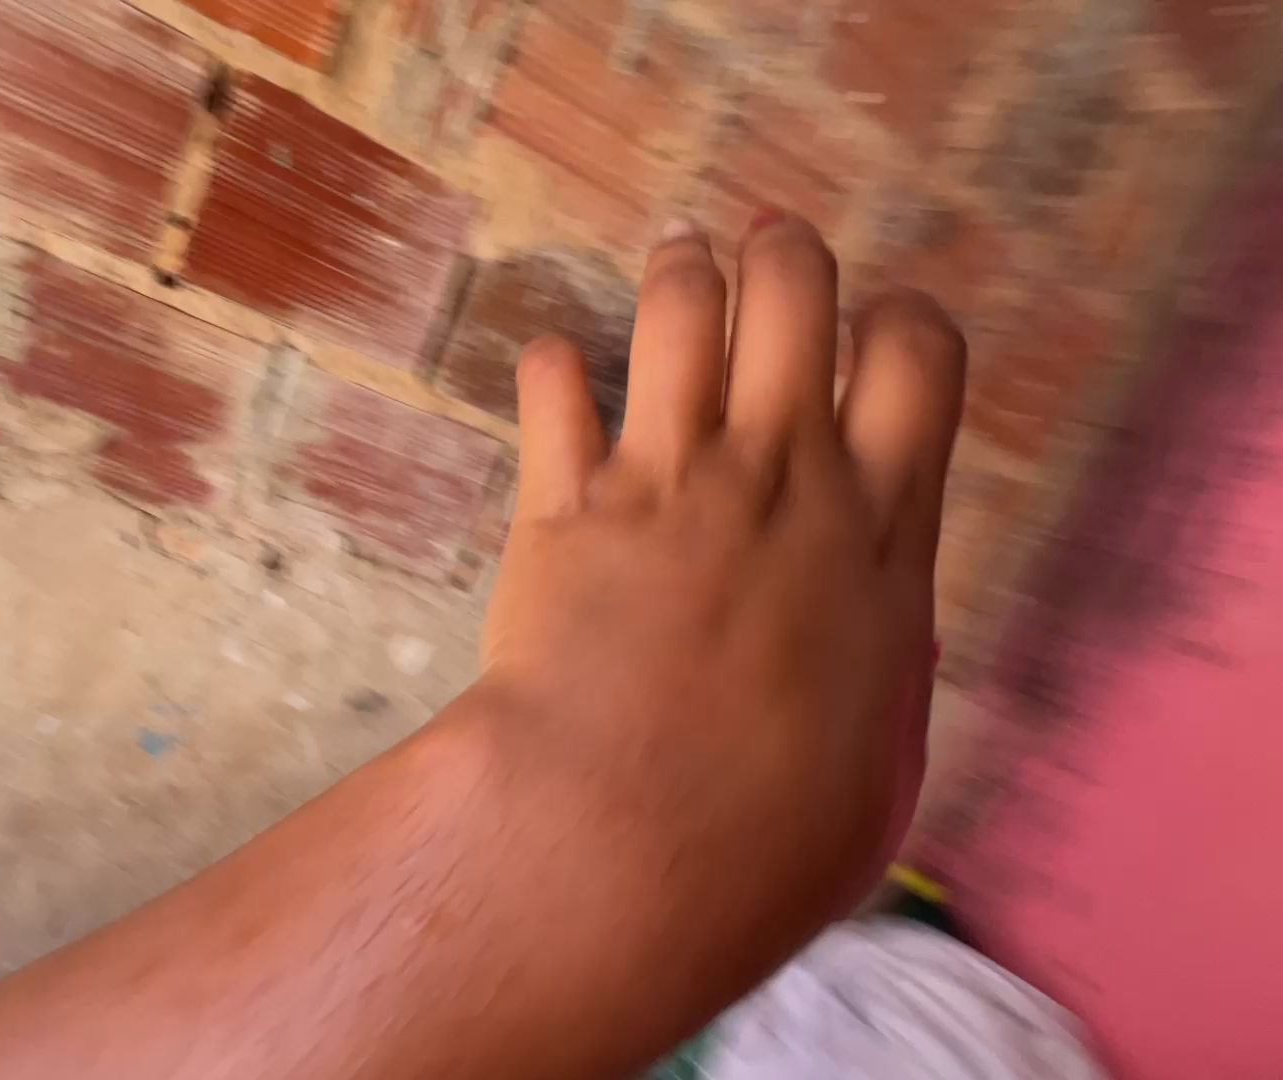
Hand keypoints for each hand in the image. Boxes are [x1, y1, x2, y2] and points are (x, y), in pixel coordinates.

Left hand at [479, 213, 963, 992]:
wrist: (632, 819)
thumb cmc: (761, 818)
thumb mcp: (867, 746)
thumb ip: (864, 671)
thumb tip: (855, 656)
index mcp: (871, 533)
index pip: (917, 369)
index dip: (896, 323)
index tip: (874, 317)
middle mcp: (775, 480)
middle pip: (799, 308)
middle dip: (786, 257)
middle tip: (763, 238)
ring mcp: (664, 480)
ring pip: (682, 320)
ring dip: (680, 275)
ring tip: (674, 250)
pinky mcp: (562, 504)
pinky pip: (554, 397)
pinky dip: (550, 369)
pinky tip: (550, 358)